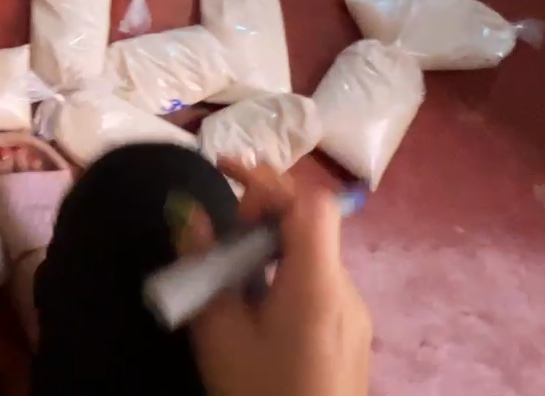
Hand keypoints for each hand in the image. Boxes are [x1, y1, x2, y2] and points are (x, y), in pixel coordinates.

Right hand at [181, 160, 371, 395]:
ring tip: (224, 250)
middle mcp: (346, 291)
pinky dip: (281, 258)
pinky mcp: (349, 330)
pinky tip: (251, 283)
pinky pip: (316, 274)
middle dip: (261, 201)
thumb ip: (204, 262)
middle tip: (217, 219)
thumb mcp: (217, 329)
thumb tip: (191, 211)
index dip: (268, 176)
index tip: (222, 171)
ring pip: (311, 247)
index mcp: (317, 286)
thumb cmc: (259, 392)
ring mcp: (353, 313)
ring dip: (268, 231)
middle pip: (311, 221)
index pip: (311, 204)